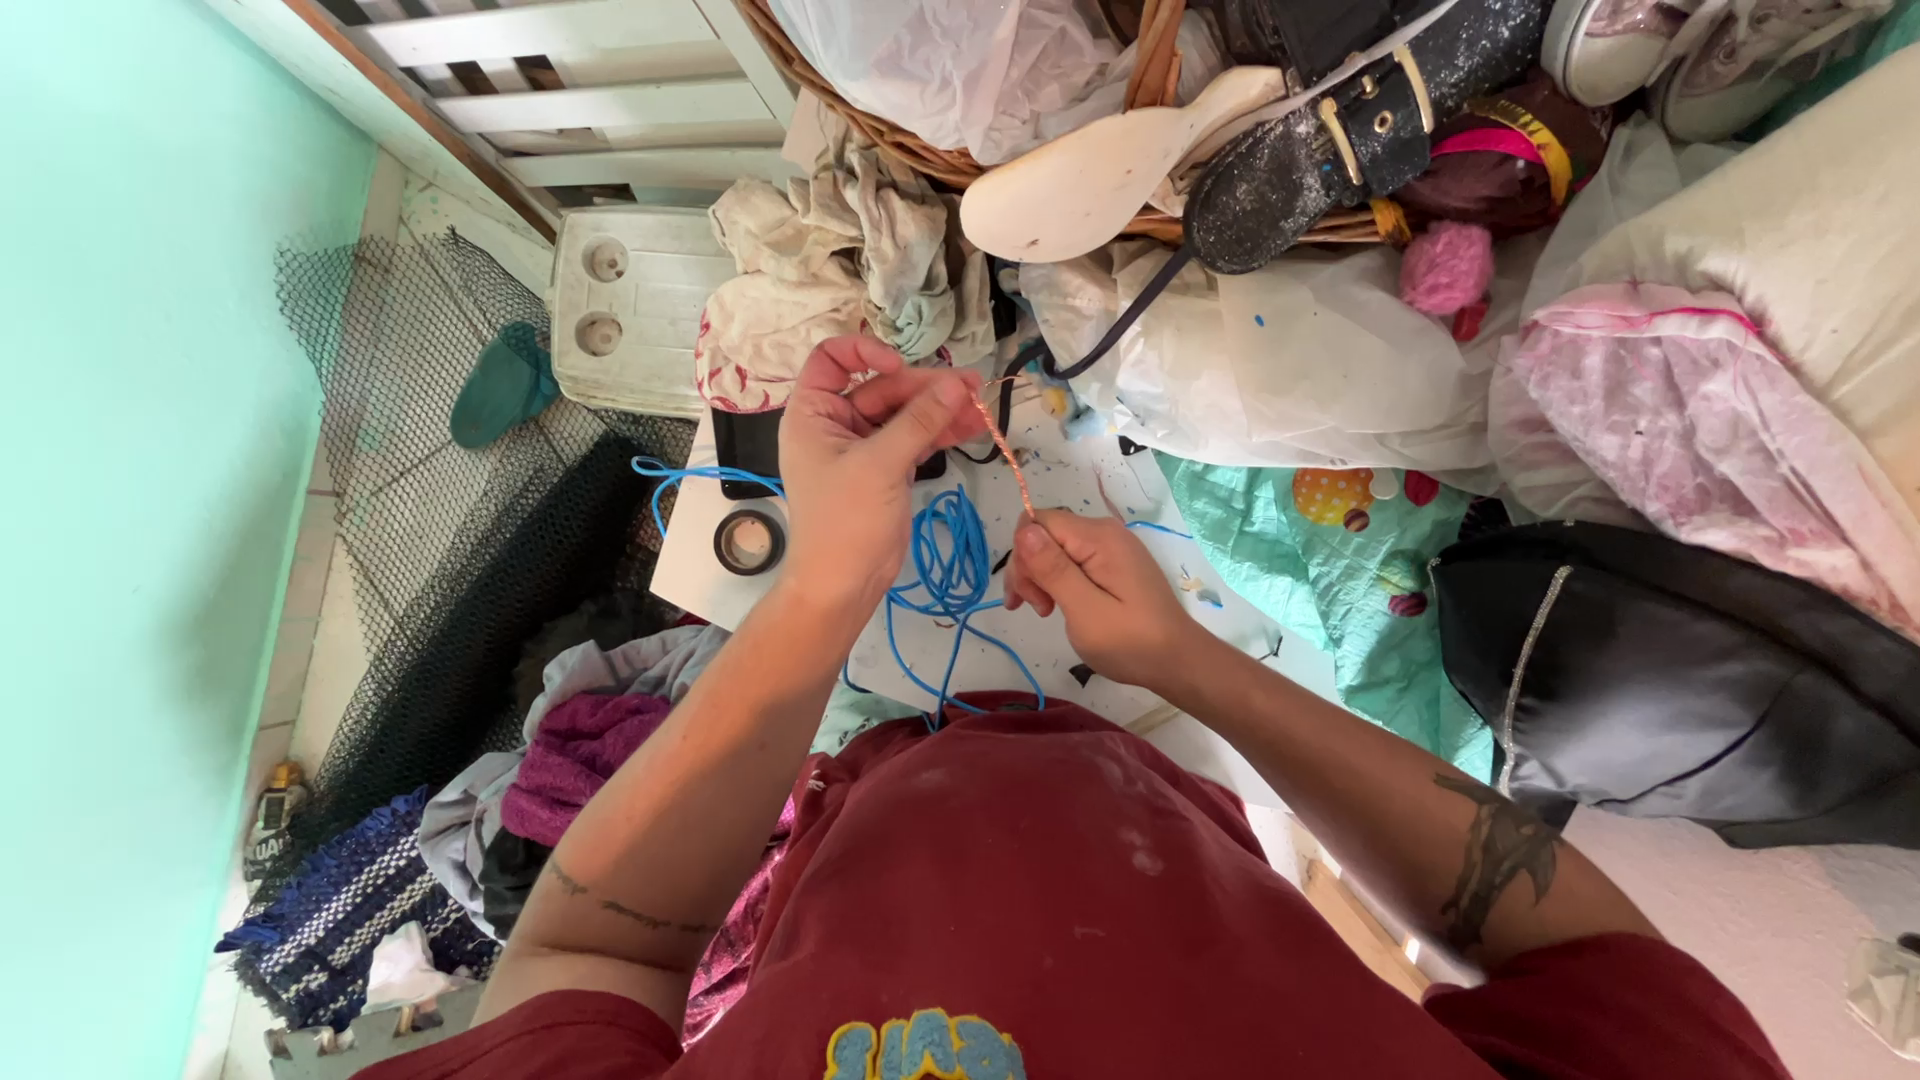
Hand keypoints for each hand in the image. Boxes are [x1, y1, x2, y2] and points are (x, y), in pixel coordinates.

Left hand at [778, 336, 984, 616]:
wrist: (843, 583)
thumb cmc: (845, 521)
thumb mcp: (880, 465)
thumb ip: (919, 422)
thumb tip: (956, 385)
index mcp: (813, 413)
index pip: (831, 360)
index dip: (864, 353)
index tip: (899, 366)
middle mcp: (836, 424)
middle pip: (883, 389)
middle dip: (925, 388)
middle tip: (971, 386)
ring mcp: (864, 447)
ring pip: (905, 414)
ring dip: (940, 410)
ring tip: (981, 405)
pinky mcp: (887, 468)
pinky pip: (916, 439)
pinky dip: (941, 433)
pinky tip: (973, 427)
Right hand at [1005, 509, 1209, 692]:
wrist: (1177, 661)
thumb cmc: (1130, 642)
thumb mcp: (1085, 610)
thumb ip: (1054, 569)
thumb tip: (1025, 529)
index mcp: (1098, 538)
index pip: (1038, 522)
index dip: (1023, 555)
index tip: (1030, 595)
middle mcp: (1105, 532)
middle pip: (1045, 534)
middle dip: (1030, 569)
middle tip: (1039, 610)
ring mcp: (1111, 546)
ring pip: (1055, 548)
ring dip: (1041, 577)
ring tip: (1046, 612)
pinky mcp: (1113, 562)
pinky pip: (1072, 559)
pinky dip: (1057, 580)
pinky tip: (1057, 604)